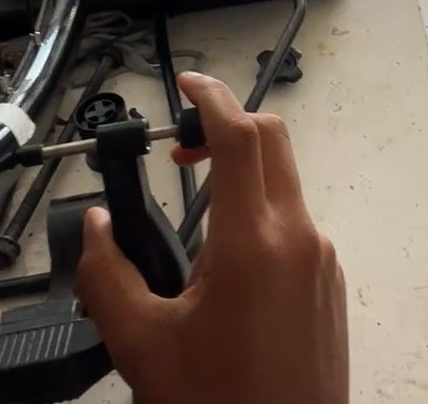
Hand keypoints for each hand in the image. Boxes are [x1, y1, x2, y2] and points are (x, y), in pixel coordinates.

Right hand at [75, 72, 347, 403]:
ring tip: (197, 215)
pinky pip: (295, 222)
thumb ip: (109, 275)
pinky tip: (229, 264)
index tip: (186, 82)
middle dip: (228, 123)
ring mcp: (321, 257)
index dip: (211, 95)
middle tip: (183, 147)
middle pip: (271, 140)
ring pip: (284, 181)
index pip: (239, 135)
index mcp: (251, 242)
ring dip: (243, 173)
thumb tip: (96, 226)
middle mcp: (296, 236)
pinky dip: (261, 213)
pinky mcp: (330, 280)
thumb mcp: (143, 345)